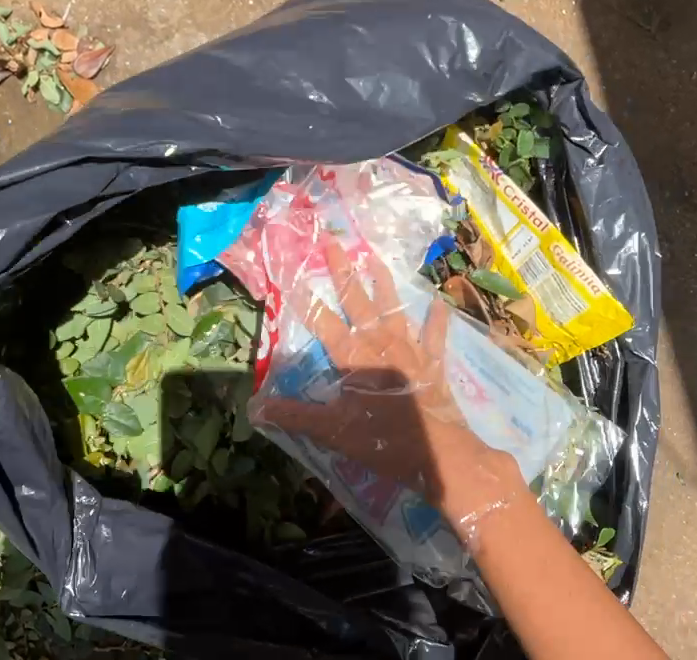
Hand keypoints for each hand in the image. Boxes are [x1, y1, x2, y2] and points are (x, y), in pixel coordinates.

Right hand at [251, 241, 524, 530]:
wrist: (442, 455)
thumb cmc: (385, 442)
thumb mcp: (333, 432)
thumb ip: (294, 416)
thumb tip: (254, 408)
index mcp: (353, 356)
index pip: (322, 321)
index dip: (304, 297)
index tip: (291, 271)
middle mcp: (380, 343)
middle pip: (357, 300)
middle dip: (343, 270)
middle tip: (333, 241)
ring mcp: (410, 349)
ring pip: (394, 307)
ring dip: (384, 282)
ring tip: (375, 257)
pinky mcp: (433, 363)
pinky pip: (435, 335)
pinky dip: (436, 319)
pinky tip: (439, 302)